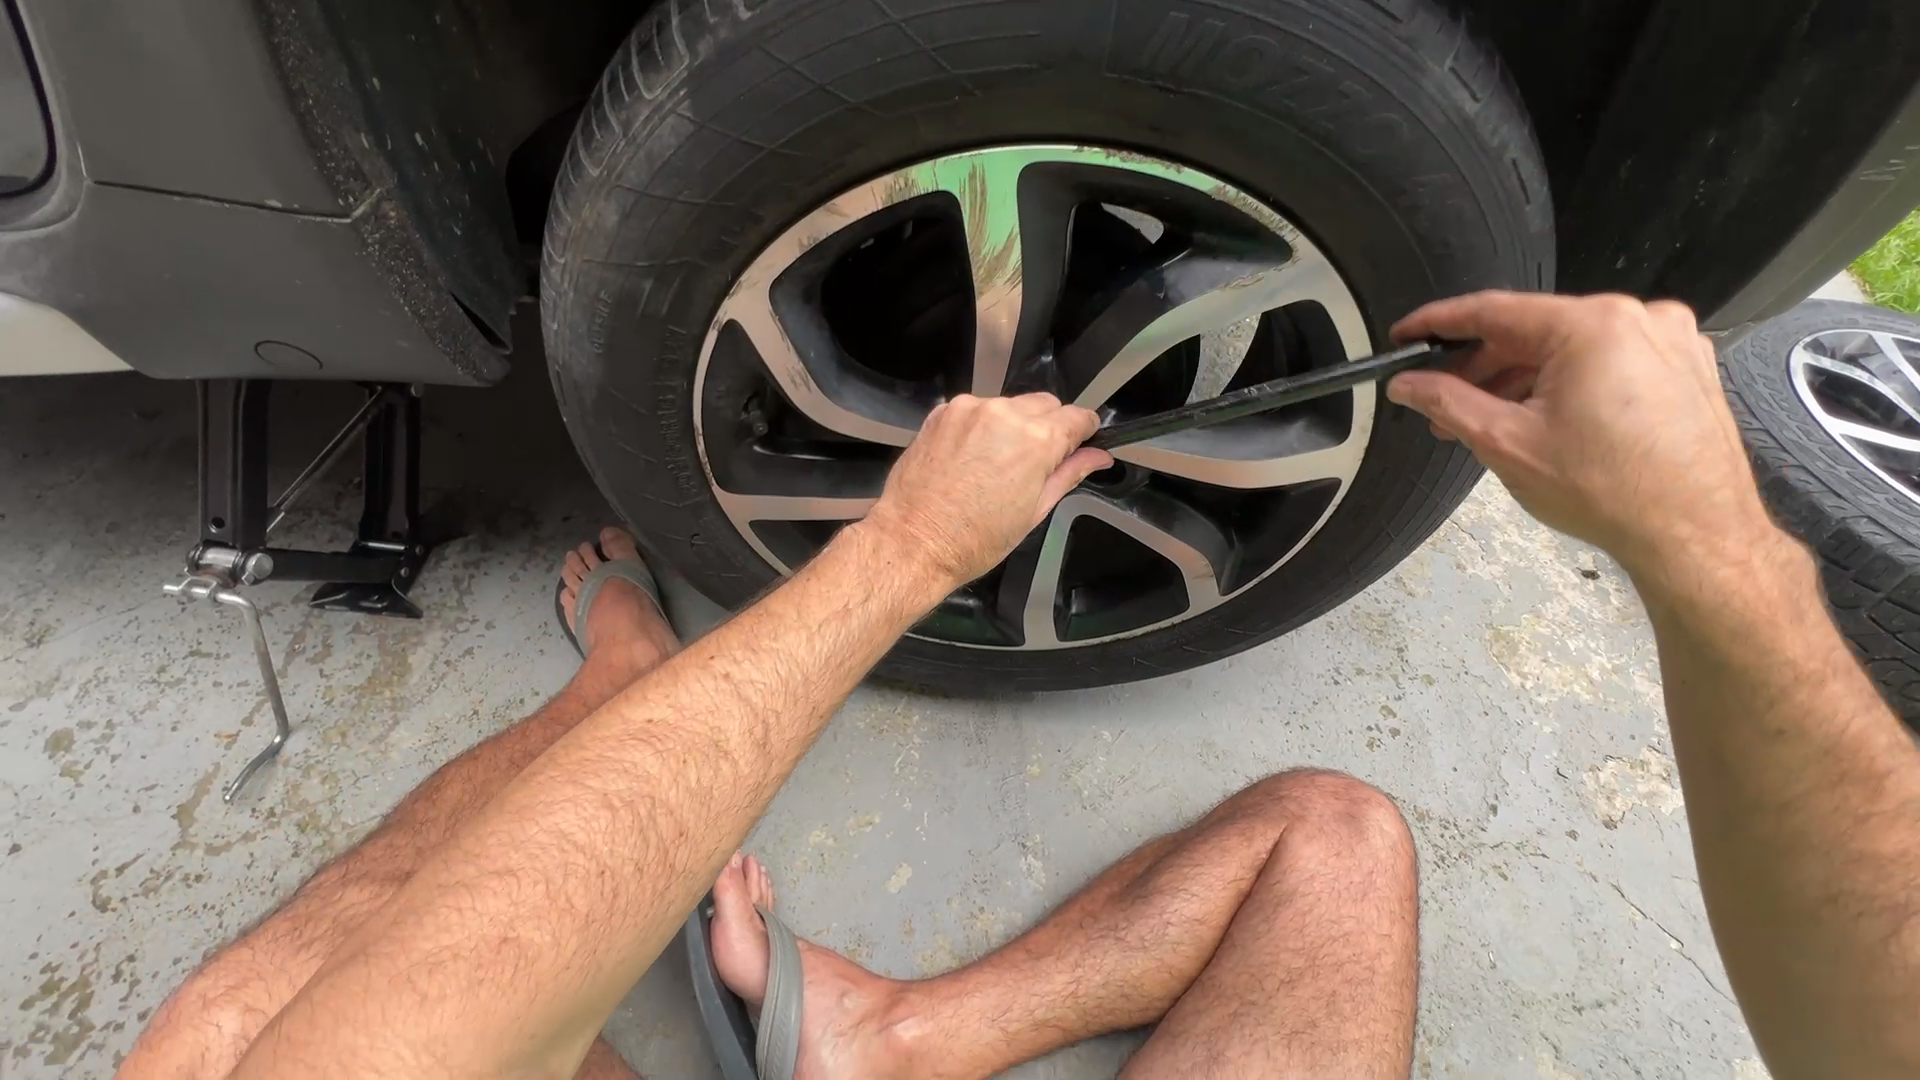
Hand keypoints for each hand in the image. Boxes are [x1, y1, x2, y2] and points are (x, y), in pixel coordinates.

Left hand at [863, 393, 1110, 587]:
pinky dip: (981, 426)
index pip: (1078, 417)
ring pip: (1009, 405)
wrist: (914, 542)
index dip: (1084, 432)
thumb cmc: (973, 540)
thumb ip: (1069, 474)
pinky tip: (971, 458)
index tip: (1081, 443)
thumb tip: (1098, 456)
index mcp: (1035, 440)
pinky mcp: (942, 413)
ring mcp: (969, 410)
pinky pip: (976, 409)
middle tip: (1035, 464)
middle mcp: (1003, 414)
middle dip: (1048, 428)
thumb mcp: (1034, 511)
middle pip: (1045, 405)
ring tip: (996, 465)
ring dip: (1012, 426)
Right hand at [1386, 291, 1774, 577]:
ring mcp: (1668, 341)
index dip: (1437, 321)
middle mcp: (1637, 318)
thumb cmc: (1600, 487)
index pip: (1493, 310)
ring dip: (1514, 380)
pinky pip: (1601, 362)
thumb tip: (1404, 383)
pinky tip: (1534, 421)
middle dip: (1476, 367)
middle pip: (1530, 330)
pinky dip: (1558, 384)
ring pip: (1565, 349)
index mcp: (1591, 326)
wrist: (1694, 533)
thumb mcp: (1503, 441)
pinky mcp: (1683, 368)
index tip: (1402, 335)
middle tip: (1434, 402)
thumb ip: (1445, 402)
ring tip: (1480, 423)